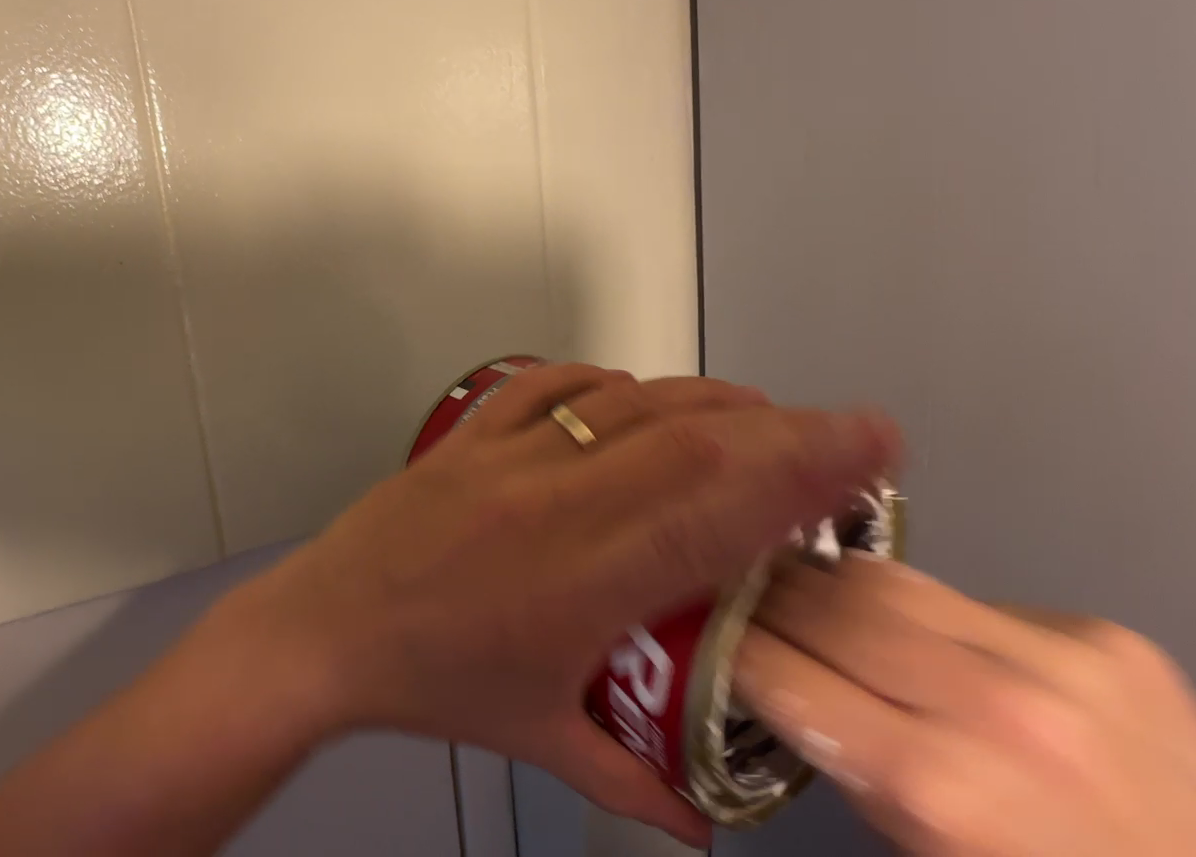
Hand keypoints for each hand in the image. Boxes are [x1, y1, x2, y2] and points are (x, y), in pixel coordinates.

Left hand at [204, 363, 899, 846]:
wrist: (324, 632)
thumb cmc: (436, 686)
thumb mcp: (541, 740)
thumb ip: (633, 780)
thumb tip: (707, 826)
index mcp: (586, 577)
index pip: (715, 506)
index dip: (801, 471)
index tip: (871, 449)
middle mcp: (555, 498)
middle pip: (688, 440)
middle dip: (782, 428)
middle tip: (845, 430)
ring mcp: (503, 454)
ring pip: (625, 403)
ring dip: (703, 401)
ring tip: (755, 418)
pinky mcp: (465, 434)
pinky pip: (546, 385)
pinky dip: (605, 384)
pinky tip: (632, 397)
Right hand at [737, 555, 1195, 854]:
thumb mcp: (911, 848)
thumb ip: (835, 754)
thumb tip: (767, 671)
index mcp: (928, 782)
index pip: (770, 667)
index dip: (721, 639)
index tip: (696, 625)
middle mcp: (988, 705)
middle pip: (820, 602)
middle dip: (763, 597)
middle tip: (736, 596)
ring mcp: (1057, 660)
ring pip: (881, 577)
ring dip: (830, 588)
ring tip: (810, 599)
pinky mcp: (1106, 637)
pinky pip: (964, 595)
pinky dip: (924, 611)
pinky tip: (933, 642)